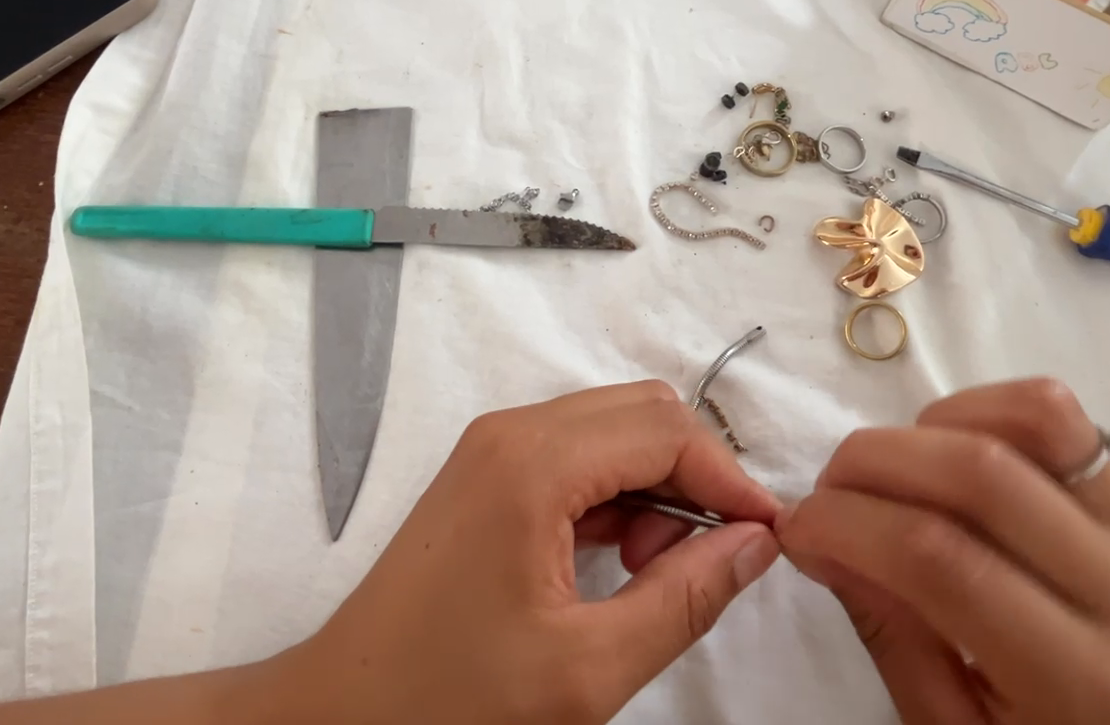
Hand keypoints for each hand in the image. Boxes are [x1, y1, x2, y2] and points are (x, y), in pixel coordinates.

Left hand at [279, 381, 780, 723]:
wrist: (342, 713)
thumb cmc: (456, 698)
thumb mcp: (586, 668)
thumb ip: (684, 599)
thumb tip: (756, 545)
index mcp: (536, 461)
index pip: (665, 430)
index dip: (728, 478)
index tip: (767, 536)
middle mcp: (515, 429)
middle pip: (642, 413)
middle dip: (694, 475)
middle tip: (708, 556)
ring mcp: (496, 444)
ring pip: (613, 428)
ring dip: (657, 483)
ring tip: (659, 567)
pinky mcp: (489, 467)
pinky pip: (578, 452)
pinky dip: (618, 490)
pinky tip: (622, 555)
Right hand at [778, 379, 1109, 724]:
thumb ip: (888, 630)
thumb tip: (814, 532)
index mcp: (1091, 691)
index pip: (943, 560)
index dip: (846, 524)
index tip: (795, 528)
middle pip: (979, 474)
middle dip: (870, 464)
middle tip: (824, 494)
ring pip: (1030, 423)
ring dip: (926, 428)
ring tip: (889, 473)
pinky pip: (1061, 420)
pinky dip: (982, 410)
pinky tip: (943, 449)